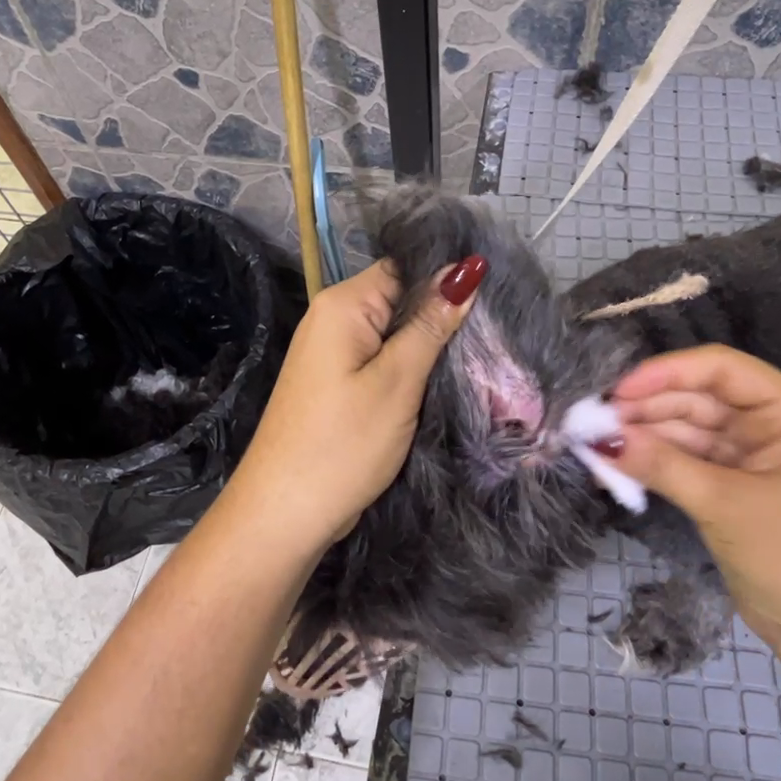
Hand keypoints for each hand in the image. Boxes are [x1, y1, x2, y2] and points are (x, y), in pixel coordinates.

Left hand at [229, 256, 483, 549]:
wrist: (284, 512)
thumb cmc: (343, 444)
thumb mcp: (397, 381)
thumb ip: (431, 325)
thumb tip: (466, 271)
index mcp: (343, 305)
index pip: (404, 267)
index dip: (446, 278)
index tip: (495, 295)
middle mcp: (331, 319)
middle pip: (398, 298)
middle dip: (441, 313)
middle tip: (497, 331)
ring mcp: (331, 354)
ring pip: (392, 333)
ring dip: (427, 345)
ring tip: (480, 355)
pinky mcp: (336, 385)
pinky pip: (379, 360)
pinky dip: (408, 369)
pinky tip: (441, 381)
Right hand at [596, 345, 780, 647]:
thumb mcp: (724, 504)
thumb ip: (662, 464)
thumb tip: (601, 438)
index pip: (721, 369)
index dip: (666, 372)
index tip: (618, 392)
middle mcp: (773, 423)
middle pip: (700, 396)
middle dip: (648, 406)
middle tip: (593, 421)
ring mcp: (751, 455)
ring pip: (687, 427)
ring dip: (645, 433)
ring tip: (595, 440)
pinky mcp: (732, 484)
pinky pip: (686, 458)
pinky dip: (654, 459)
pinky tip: (616, 460)